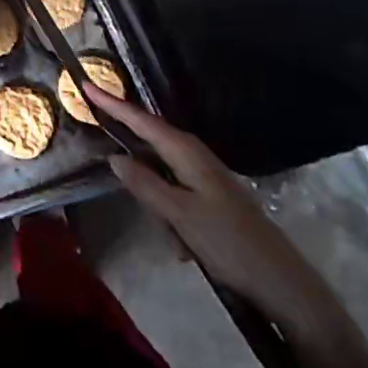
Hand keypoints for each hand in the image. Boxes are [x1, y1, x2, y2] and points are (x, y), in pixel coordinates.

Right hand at [87, 84, 317, 310]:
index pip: (141, 120)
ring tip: (171, 236)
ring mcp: (204, 175)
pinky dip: (170, 214)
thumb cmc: (228, 243)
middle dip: (130, 147)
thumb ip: (144, 184)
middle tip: (110, 149)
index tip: (85, 84)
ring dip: (155, 199)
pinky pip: (175, 193)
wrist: (282, 283)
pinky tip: (182, 247)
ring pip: (161, 172)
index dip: (112, 103)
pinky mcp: (210, 196)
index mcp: (186, 152)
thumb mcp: (179, 215)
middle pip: (150, 139)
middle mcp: (195, 156)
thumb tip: (115, 157)